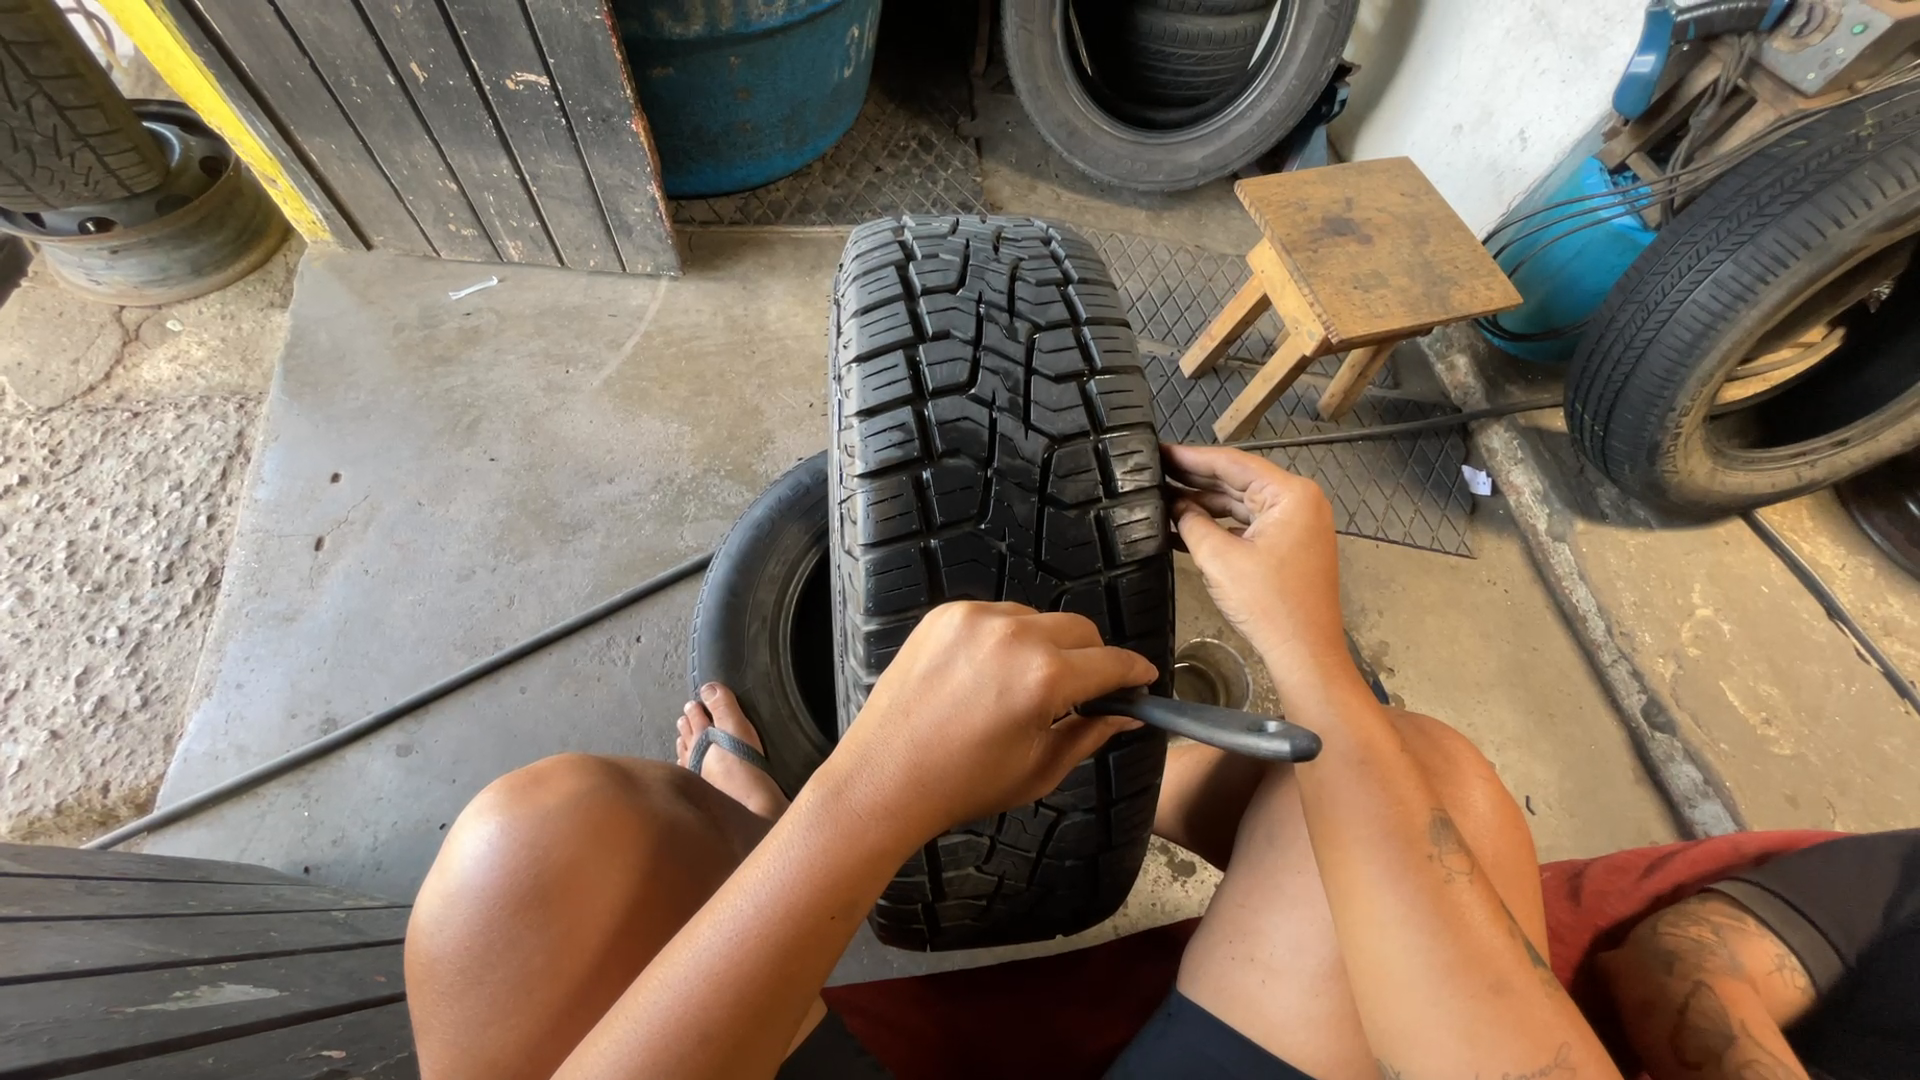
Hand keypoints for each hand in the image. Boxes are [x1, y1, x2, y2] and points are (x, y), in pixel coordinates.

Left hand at [818, 602, 1155, 846]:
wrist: (883, 778)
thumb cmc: (964, 785)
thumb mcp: (1040, 768)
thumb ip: (1090, 733)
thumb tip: (1127, 714)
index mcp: (1043, 678)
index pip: (1111, 662)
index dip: (1134, 671)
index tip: (1143, 678)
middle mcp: (1013, 635)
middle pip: (1079, 629)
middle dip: (1092, 657)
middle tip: (1084, 690)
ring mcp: (973, 618)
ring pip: (1037, 619)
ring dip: (1047, 644)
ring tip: (1026, 683)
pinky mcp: (943, 614)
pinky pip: (995, 617)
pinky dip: (1005, 638)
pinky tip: (990, 671)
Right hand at [1162, 444, 1351, 686]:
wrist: (1304, 652)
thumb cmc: (1267, 603)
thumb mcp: (1219, 559)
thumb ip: (1192, 523)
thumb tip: (1175, 505)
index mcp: (1290, 495)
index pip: (1233, 463)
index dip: (1191, 457)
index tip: (1160, 450)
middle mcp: (1298, 501)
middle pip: (1237, 481)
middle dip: (1195, 478)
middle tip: (1154, 469)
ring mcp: (1294, 524)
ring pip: (1240, 504)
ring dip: (1202, 503)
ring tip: (1161, 496)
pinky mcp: (1287, 545)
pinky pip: (1246, 525)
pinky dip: (1218, 525)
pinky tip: (1182, 525)